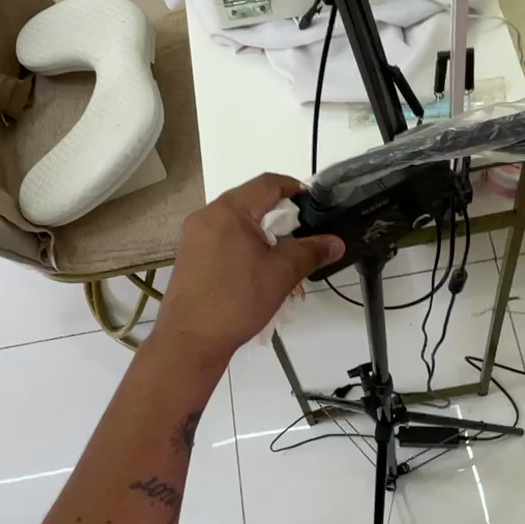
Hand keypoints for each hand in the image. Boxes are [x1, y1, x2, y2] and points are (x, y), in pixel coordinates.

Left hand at [151, 174, 343, 361]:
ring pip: (235, 223)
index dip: (295, 188)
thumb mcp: (281, 274)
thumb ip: (311, 252)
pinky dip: (243, 246)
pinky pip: (221, 240)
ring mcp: (193, 237)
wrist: (190, 340)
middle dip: (279, 215)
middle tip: (302, 233)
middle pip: (250, 202)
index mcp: (228, 211)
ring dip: (261, 234)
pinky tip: (255, 271)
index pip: (267, 183)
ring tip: (281, 257)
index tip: (314, 203)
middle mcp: (206, 216)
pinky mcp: (189, 257)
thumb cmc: (236, 301)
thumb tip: (336, 242)